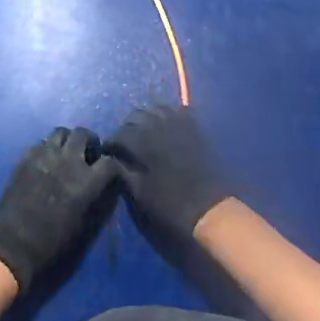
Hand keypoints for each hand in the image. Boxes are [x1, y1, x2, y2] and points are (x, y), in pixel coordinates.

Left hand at [0, 127, 117, 291]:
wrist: (14, 242)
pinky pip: (40, 143)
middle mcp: (68, 161)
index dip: (111, 165)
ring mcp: (44, 155)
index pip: (109, 161)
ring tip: (66, 153)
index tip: (108, 170)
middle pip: (83, 134)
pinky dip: (47, 148)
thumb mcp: (85, 221)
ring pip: (61, 132)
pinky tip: (46, 161)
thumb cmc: (53, 240)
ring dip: (67, 140)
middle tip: (87, 154)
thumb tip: (98, 182)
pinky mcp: (25, 157)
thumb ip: (94, 195)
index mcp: (87, 181)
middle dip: (89, 142)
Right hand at [106, 105, 229, 235]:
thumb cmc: (171, 205)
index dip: (111, 143)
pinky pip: (181, 112)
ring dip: (147, 118)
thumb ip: (123, 172)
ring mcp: (181, 127)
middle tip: (125, 142)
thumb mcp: (140, 194)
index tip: (108, 152)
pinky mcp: (197, 131)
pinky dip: (171, 116)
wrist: (211, 211)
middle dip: (127, 127)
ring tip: (144, 132)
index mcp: (144, 143)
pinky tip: (168, 127)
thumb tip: (112, 160)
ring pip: (158, 109)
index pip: (119, 134)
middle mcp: (160, 128)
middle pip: (136, 115)